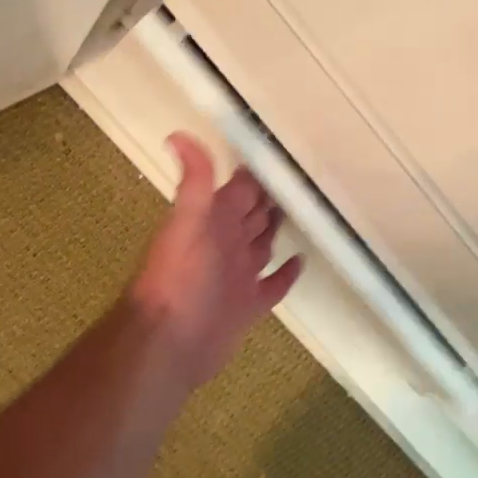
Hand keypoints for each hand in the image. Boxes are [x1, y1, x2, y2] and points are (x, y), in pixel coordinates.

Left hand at [126, 133, 302, 387]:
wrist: (171, 343)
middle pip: (252, 215)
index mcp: (211, 221)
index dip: (258, 174)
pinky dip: (286, 274)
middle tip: (305, 181)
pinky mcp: (248, 305)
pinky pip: (273, 285)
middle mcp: (224, 244)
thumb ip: (193, 182)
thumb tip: (177, 134)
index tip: (285, 153)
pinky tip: (302, 261)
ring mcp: (236, 275)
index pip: (238, 189)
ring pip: (262, 246)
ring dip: (277, 230)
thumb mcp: (188, 223)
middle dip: (272, 199)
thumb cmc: (180, 279)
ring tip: (307, 212)